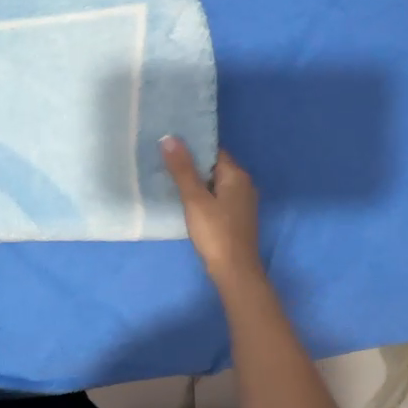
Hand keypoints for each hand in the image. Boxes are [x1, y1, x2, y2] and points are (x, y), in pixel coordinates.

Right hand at [161, 137, 263, 286]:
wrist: (233, 269)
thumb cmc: (214, 232)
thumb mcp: (195, 199)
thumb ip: (182, 170)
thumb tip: (170, 138)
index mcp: (237, 175)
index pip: (213, 152)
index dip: (192, 148)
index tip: (169, 147)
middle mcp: (244, 184)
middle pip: (214, 167)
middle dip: (192, 165)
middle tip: (163, 163)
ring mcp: (241, 202)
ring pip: (215, 184)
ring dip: (196, 182)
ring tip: (169, 180)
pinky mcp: (235, 217)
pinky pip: (217, 198)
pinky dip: (202, 196)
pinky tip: (185, 202)